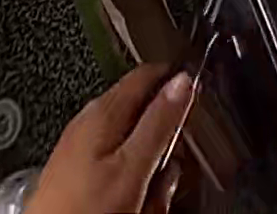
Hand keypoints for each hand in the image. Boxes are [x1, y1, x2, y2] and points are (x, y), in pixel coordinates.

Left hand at [25, 64, 192, 213]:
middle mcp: (90, 117)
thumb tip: (181, 83)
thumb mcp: (132, 167)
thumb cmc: (85, 209)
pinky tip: (134, 203)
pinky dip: (133, 177)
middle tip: (177, 160)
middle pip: (139, 106)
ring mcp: (83, 142)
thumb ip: (158, 123)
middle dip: (163, 129)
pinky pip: (117, 161)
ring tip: (152, 196)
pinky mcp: (79, 167)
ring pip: (131, 138)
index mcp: (103, 109)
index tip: (197, 88)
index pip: (145, 75)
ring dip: (149, 161)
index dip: (173, 78)